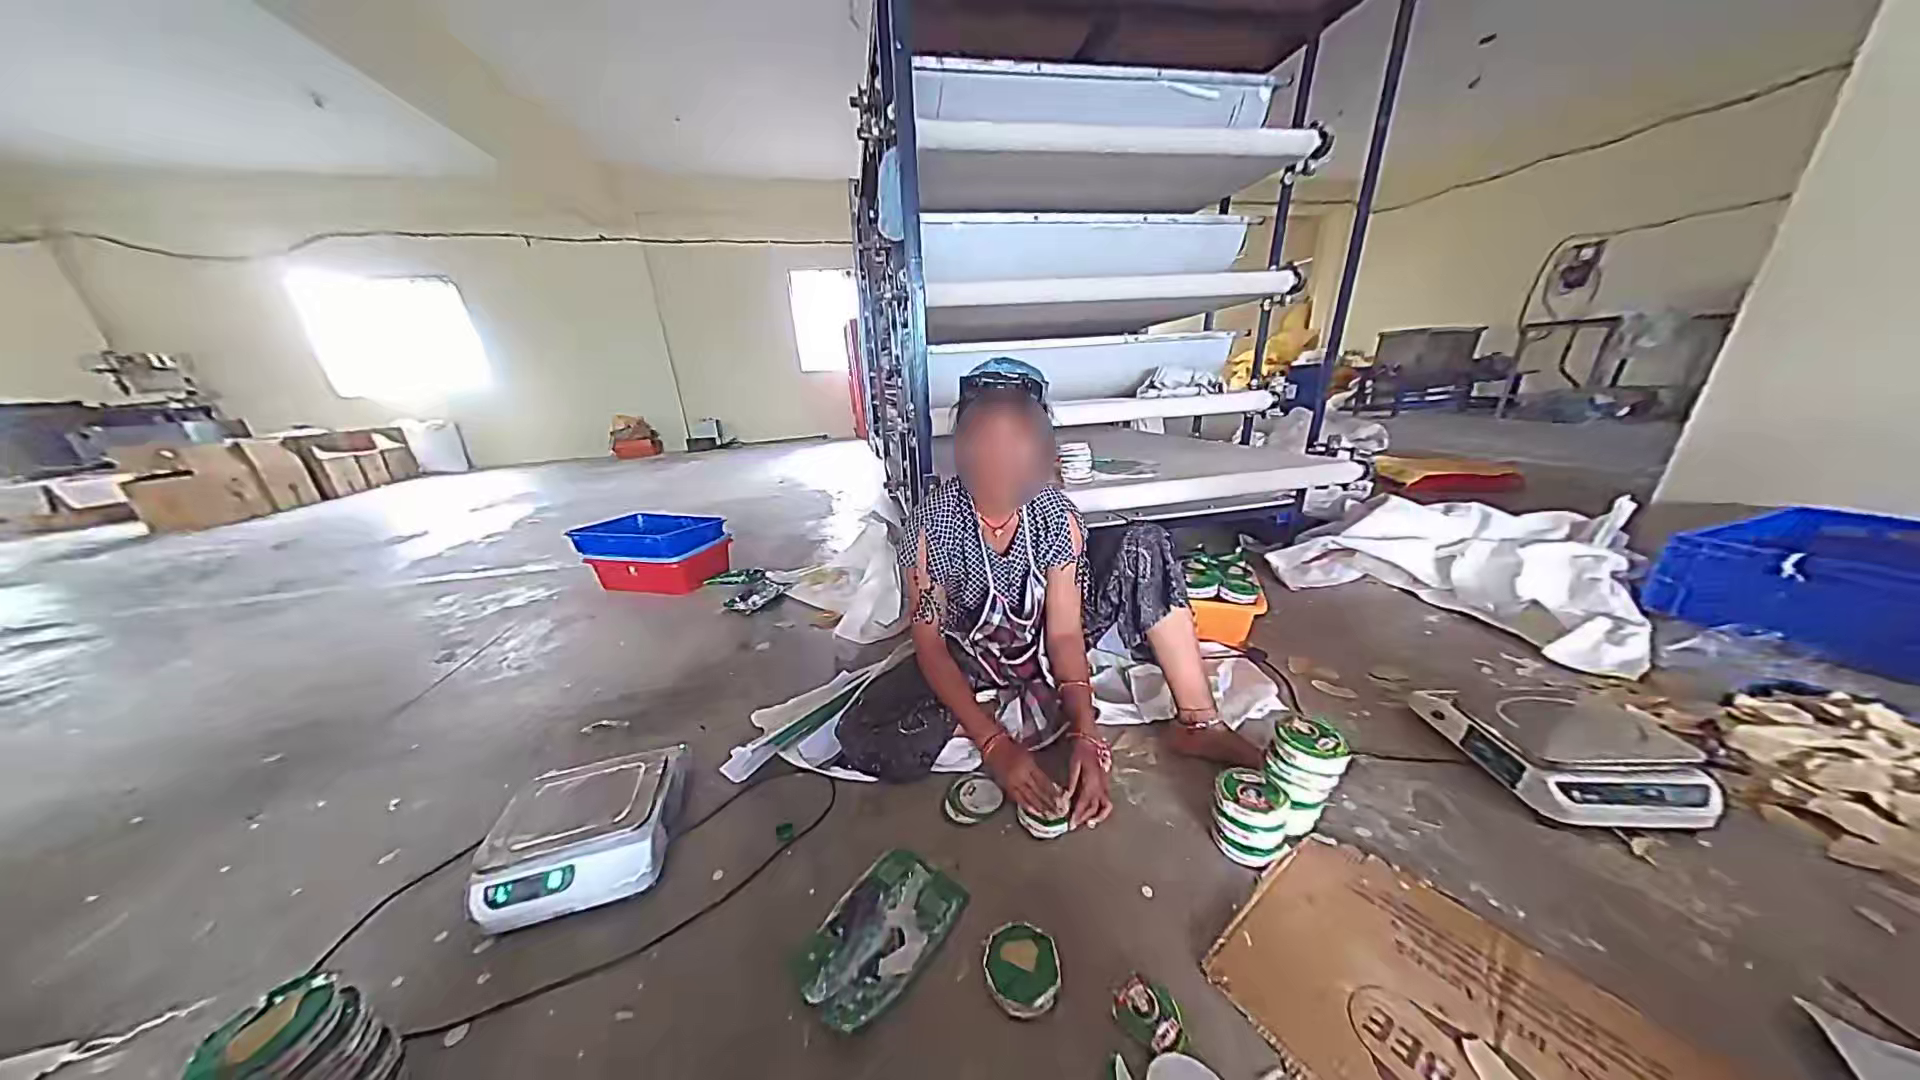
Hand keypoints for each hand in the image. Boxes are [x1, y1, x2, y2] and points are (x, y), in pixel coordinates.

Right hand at [984, 740, 1063, 817]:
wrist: (994, 747)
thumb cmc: (1012, 748)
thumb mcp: (1028, 755)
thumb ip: (1037, 769)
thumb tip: (1048, 783)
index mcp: (1029, 766)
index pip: (1043, 782)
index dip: (1052, 792)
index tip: (1061, 801)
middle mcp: (1022, 776)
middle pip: (1037, 792)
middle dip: (1048, 803)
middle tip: (1058, 813)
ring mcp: (1014, 783)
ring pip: (1029, 798)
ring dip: (1040, 807)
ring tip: (1049, 816)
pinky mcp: (1007, 787)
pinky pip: (1018, 799)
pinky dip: (1027, 806)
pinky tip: (1034, 812)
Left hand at [1066, 734, 1112, 828]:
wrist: (1091, 739)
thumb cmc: (1080, 749)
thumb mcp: (1074, 764)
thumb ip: (1073, 782)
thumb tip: (1067, 798)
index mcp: (1093, 781)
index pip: (1085, 802)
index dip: (1078, 814)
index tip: (1071, 824)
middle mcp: (1101, 785)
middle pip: (1094, 807)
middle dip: (1084, 818)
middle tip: (1074, 825)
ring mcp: (1106, 785)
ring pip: (1104, 806)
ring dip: (1096, 817)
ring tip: (1087, 823)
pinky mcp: (1106, 783)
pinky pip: (1107, 800)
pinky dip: (1102, 810)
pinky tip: (1095, 814)